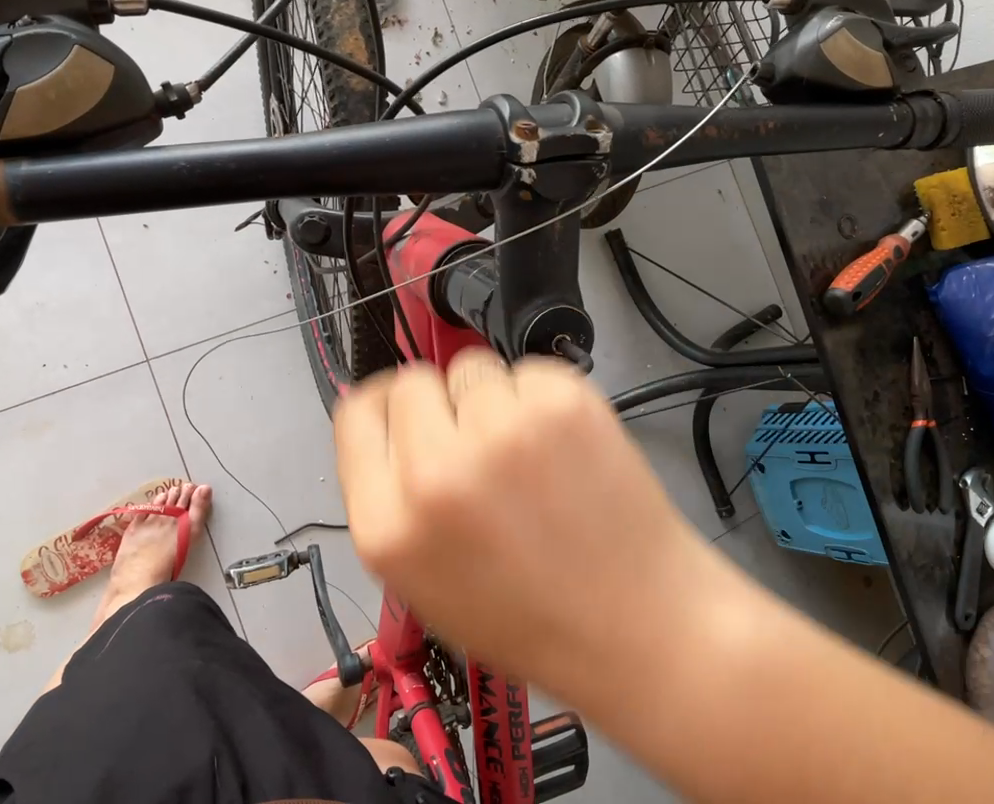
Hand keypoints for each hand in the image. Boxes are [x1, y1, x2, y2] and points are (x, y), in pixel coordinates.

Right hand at [333, 350, 713, 680]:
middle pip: (412, 383)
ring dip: (492, 400)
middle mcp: (436, 472)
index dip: (383, 410)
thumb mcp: (423, 583)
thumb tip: (377, 418)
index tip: (407, 413)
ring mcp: (503, 431)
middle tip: (478, 444)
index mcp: (389, 526)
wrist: (637, 626)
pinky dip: (540, 398)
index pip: (356, 416)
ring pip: (472, 368)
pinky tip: (563, 447)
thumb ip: (391, 499)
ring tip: (527, 452)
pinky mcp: (562, 403)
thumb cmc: (529, 617)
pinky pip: (527, 370)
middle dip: (441, 406)